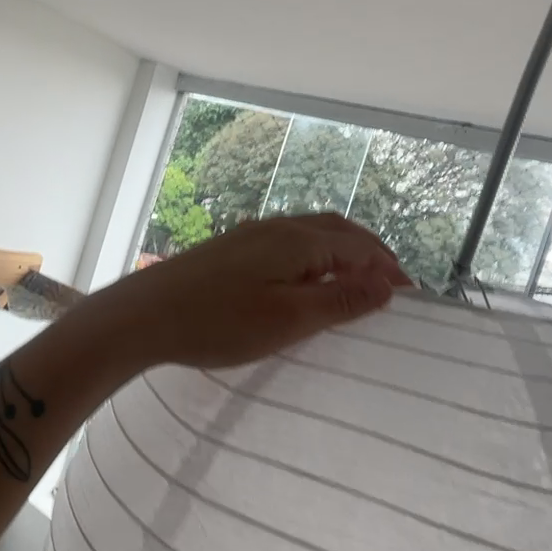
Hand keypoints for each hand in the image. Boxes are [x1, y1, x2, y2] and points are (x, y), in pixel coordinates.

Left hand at [78, 214, 412, 372]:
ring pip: (307, 233)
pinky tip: (302, 278)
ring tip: (353, 279)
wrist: (142, 315)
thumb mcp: (288, 319)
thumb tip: (386, 284)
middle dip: (368, 251)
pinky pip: (283, 243)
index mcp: (296, 241)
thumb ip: (339, 301)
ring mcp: (246, 236)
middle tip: (389, 281)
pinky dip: (310, 255)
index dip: (387, 267)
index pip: (358, 245)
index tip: (409, 294)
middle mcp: (274, 228)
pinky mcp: (226, 249)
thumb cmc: (217, 323)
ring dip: (338, 250)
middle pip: (335, 229)